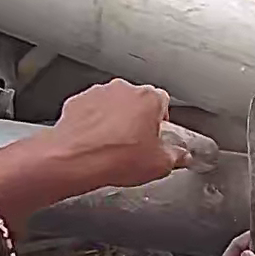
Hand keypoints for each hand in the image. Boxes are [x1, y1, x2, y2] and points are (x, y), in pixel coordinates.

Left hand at [47, 79, 192, 189]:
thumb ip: (176, 156)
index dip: (162, 122)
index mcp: (149, 99)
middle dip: (138, 120)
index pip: (164, 103)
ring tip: (113, 147)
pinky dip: (93, 124)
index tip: (158, 138)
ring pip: (113, 105)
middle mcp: (124, 90)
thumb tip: (180, 156)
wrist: (74, 160)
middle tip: (136, 145)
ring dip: (115, 121)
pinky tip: (94, 144)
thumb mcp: (159, 165)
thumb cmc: (114, 158)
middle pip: (138, 102)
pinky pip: (91, 111)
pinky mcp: (77, 102)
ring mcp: (98, 94)